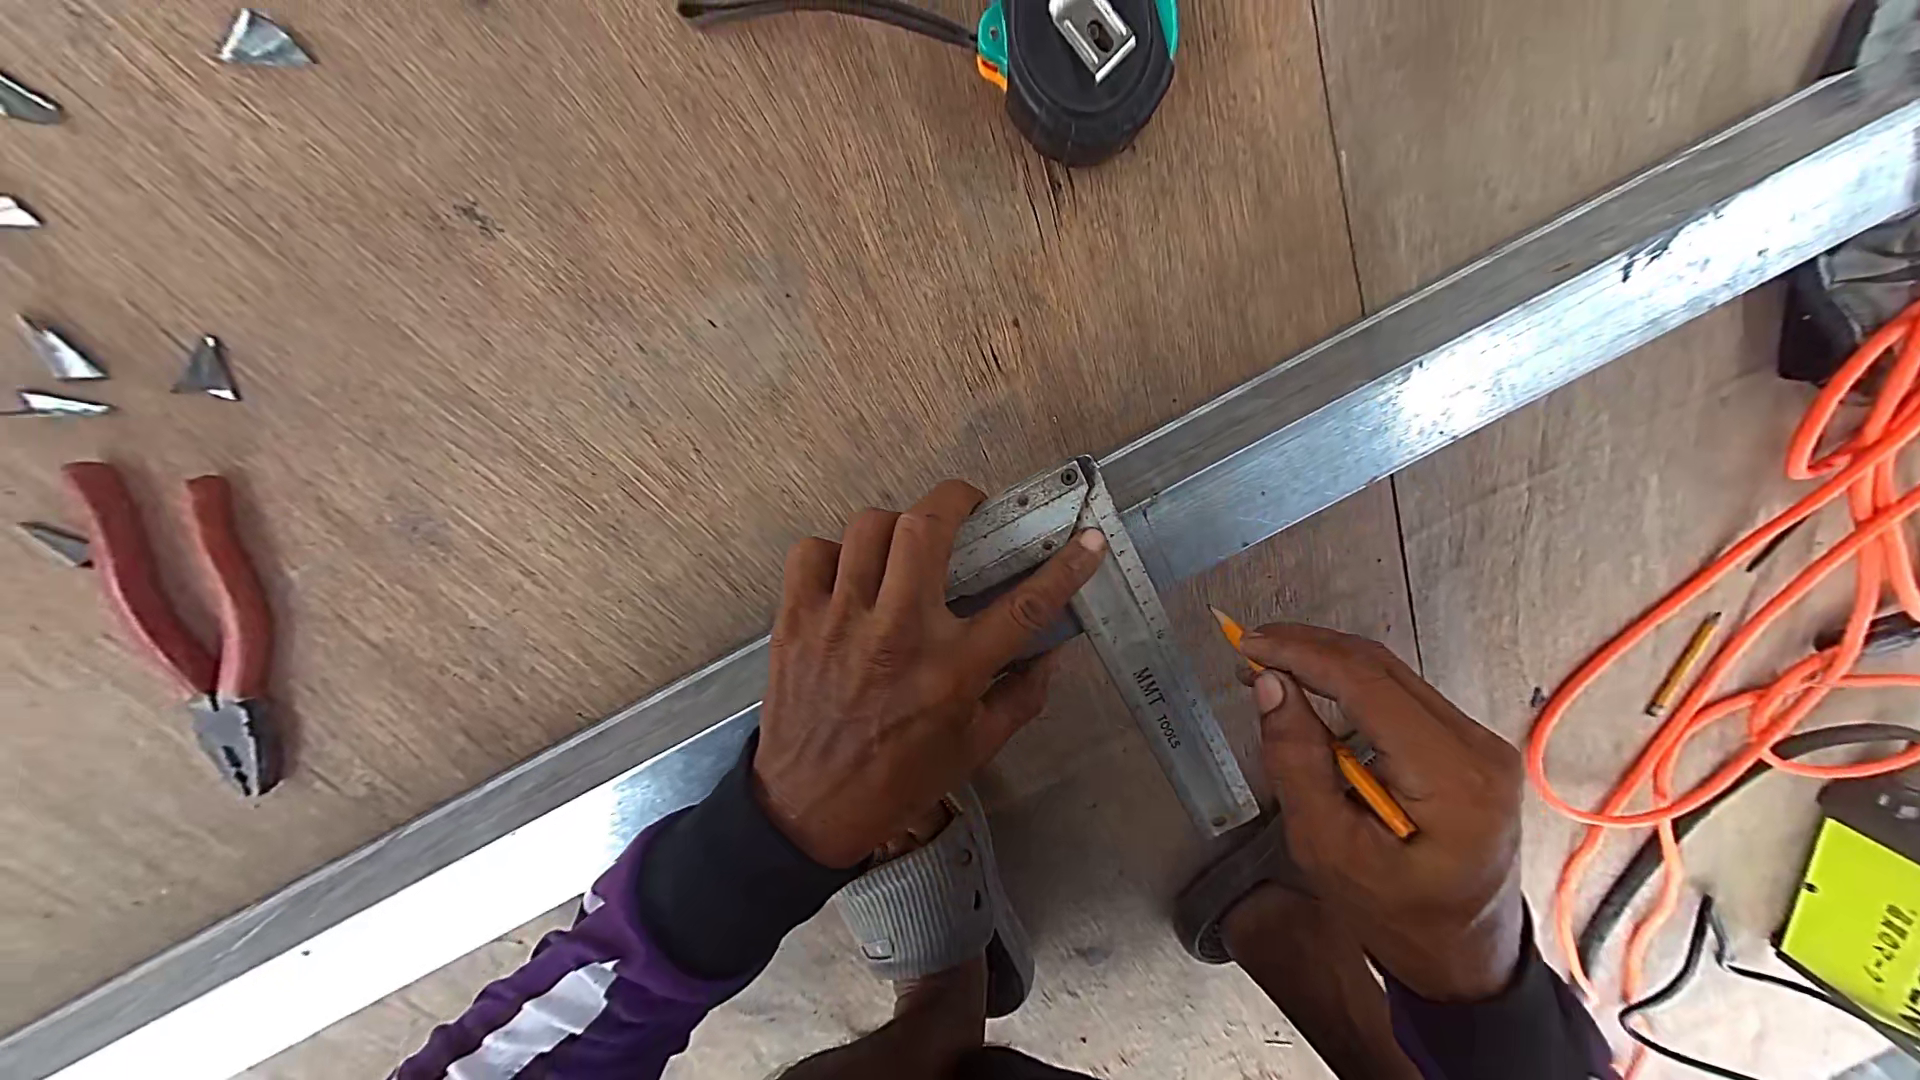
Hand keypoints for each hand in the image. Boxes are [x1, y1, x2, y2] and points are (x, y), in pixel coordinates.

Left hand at [754, 479, 1108, 868]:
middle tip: (967, 510)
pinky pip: (812, 551)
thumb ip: (1022, 697)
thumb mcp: (974, 748)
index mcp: (951, 671)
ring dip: (896, 526)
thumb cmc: (899, 781)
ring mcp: (840, 621)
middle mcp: (898, 633)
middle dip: (956, 499)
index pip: (1023, 606)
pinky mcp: (795, 620)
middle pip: (927, 528)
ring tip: (904, 548)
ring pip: (869, 527)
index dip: (1065, 567)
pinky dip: (835, 552)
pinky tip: (848, 576)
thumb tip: (1053, 651)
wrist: (806, 811)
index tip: (1088, 539)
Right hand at [1239, 624, 1525, 1001]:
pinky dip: (1342, 678)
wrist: (1461, 955)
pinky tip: (1305, 682)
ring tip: (1266, 661)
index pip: (1367, 685)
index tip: (1246, 644)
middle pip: (1379, 666)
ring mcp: (1476, 741)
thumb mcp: (1325, 846)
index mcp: (1450, 777)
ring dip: (1321, 658)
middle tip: (1248, 645)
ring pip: (1386, 670)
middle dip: (1307, 646)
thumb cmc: (1389, 911)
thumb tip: (1270, 684)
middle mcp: (1475, 746)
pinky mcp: (1463, 743)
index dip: (1301, 654)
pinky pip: (1394, 689)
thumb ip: (1295, 761)